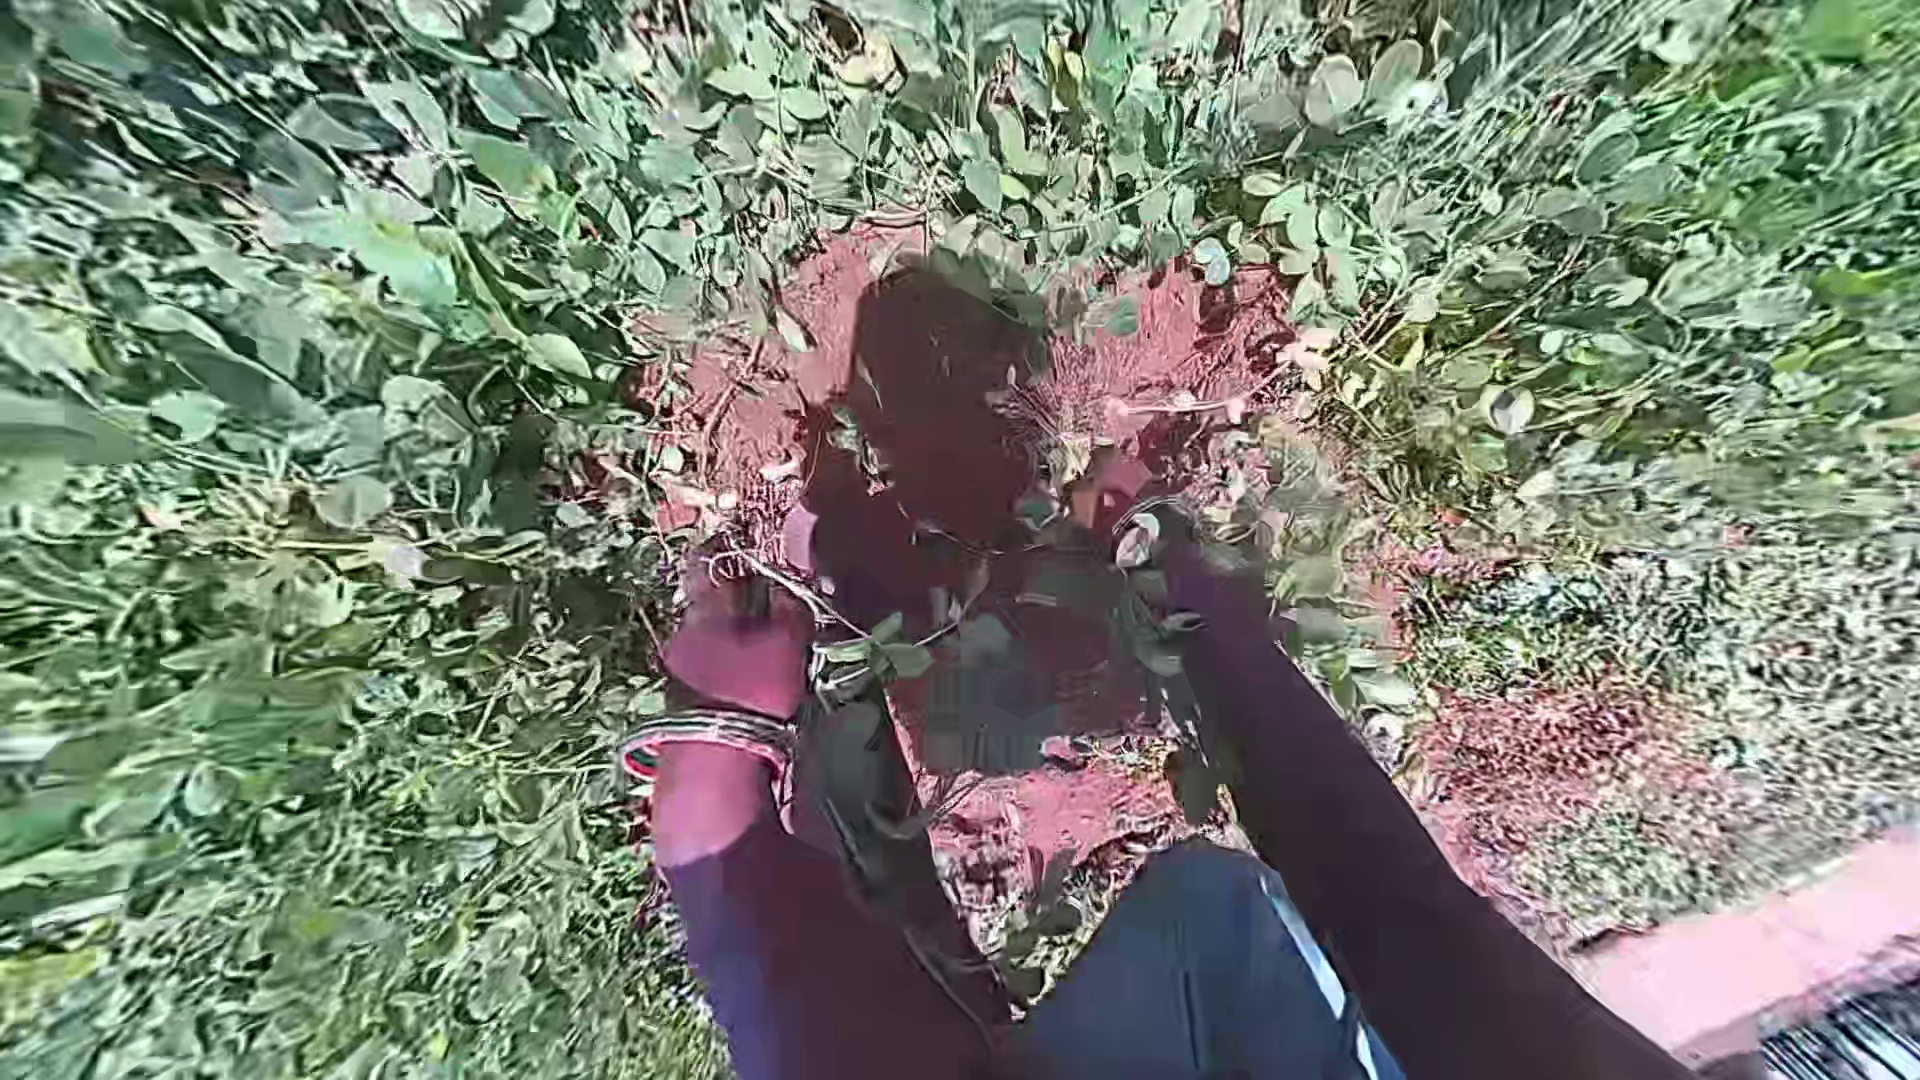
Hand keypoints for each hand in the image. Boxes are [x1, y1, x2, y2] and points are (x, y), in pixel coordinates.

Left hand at [661, 560, 811, 718]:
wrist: (719, 754)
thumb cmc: (755, 690)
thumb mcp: (787, 643)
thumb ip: (792, 609)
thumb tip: (791, 589)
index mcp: (707, 610)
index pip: (726, 572)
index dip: (751, 570)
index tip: (773, 575)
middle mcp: (685, 629)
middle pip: (719, 603)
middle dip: (747, 605)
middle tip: (776, 610)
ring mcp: (677, 661)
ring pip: (714, 632)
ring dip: (738, 633)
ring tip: (768, 645)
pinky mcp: (679, 690)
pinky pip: (711, 658)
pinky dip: (731, 657)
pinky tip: (751, 671)